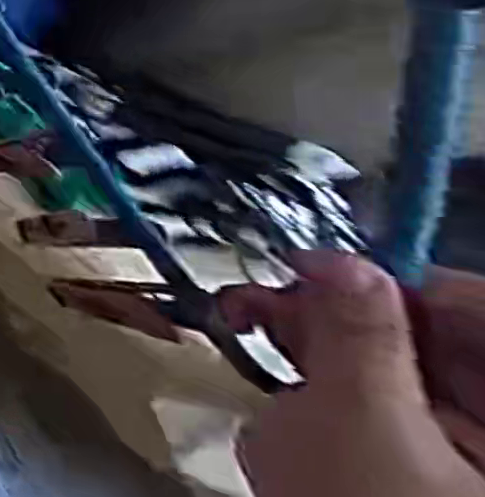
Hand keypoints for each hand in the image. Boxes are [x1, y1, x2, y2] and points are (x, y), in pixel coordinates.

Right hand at [218, 251, 484, 496]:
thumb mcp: (357, 423)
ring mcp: (478, 442)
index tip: (313, 272)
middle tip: (262, 305)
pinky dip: (337, 370)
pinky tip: (286, 369)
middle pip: (446, 335)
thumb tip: (335, 257)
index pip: (484, 308)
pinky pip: (402, 392)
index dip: (404, 281)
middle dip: (342, 309)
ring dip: (326, 335)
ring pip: (415, 360)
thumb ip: (352, 333)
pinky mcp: (448, 459)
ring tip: (254, 329)